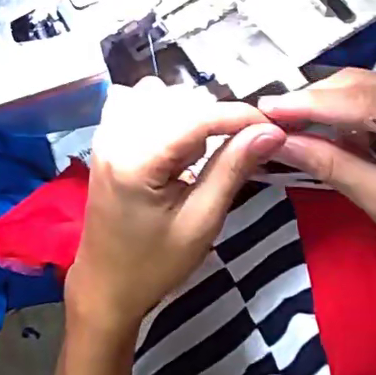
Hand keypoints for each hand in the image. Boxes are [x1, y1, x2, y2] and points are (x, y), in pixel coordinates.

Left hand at [68, 79, 285, 341]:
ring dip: (185, 112)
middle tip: (237, 148)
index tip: (272, 127)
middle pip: (176, 99)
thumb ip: (232, 168)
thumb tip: (270, 131)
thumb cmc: (154, 262)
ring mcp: (104, 134)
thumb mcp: (202, 221)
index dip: (239, 116)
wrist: (106, 282)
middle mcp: (114, 136)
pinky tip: (170, 141)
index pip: (195, 116)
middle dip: (213, 116)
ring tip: (196, 153)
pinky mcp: (103, 137)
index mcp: (136, 160)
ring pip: (154, 93)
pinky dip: (159, 110)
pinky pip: (133, 101)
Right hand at [257, 69, 375, 291]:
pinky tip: (321, 119)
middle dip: (313, 99)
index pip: (369, 102)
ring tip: (288, 119)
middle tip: (268, 117)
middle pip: (365, 85)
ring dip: (324, 99)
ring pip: (366, 82)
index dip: (312, 103)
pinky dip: (343, 103)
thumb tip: (276, 140)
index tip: (264, 110)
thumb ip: (332, 166)